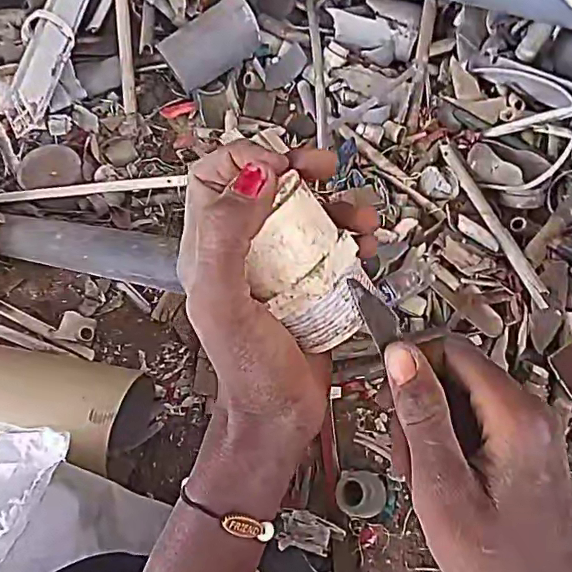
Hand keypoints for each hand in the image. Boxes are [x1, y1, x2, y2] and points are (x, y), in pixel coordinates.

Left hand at [178, 142, 376, 453]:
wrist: (282, 413)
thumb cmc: (248, 372)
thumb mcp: (223, 303)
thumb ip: (225, 237)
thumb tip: (253, 179)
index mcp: (208, 250)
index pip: (213, 177)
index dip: (245, 158)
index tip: (278, 166)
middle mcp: (242, 251)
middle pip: (265, 184)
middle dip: (296, 167)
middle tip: (319, 168)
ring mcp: (279, 265)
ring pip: (304, 210)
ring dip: (335, 201)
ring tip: (356, 215)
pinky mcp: (311, 280)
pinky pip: (332, 242)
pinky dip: (352, 235)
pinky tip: (363, 245)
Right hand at [384, 337, 571, 571]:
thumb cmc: (499, 568)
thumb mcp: (442, 488)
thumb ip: (421, 416)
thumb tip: (401, 357)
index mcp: (516, 417)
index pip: (451, 350)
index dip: (410, 369)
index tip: (387, 399)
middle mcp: (532, 416)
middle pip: (455, 374)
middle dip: (418, 408)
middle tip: (406, 456)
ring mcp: (531, 434)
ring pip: (460, 401)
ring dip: (430, 432)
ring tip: (425, 480)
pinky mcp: (525, 451)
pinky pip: (474, 426)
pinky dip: (448, 448)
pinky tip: (442, 485)